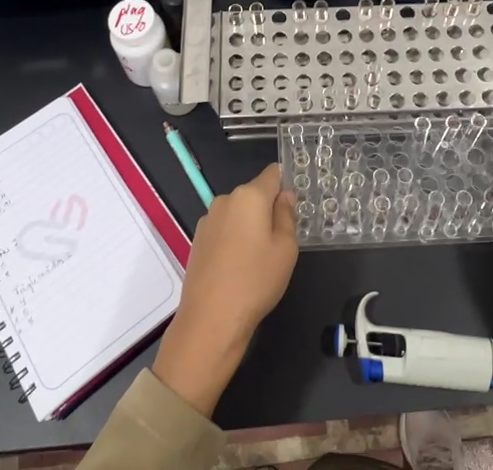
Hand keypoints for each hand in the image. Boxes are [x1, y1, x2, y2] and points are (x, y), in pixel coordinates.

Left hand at [153, 163, 297, 414]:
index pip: (272, 174)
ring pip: (238, 213)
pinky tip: (238, 267)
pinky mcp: (197, 240)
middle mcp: (225, 200)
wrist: (211, 319)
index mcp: (249, 196)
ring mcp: (208, 220)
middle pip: (254, 195)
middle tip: (281, 241)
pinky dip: (234, 239)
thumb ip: (287, 216)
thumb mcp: (285, 249)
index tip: (295, 205)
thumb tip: (285, 196)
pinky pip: (224, 229)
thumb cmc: (256, 280)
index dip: (286, 184)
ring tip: (259, 259)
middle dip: (268, 209)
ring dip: (250, 226)